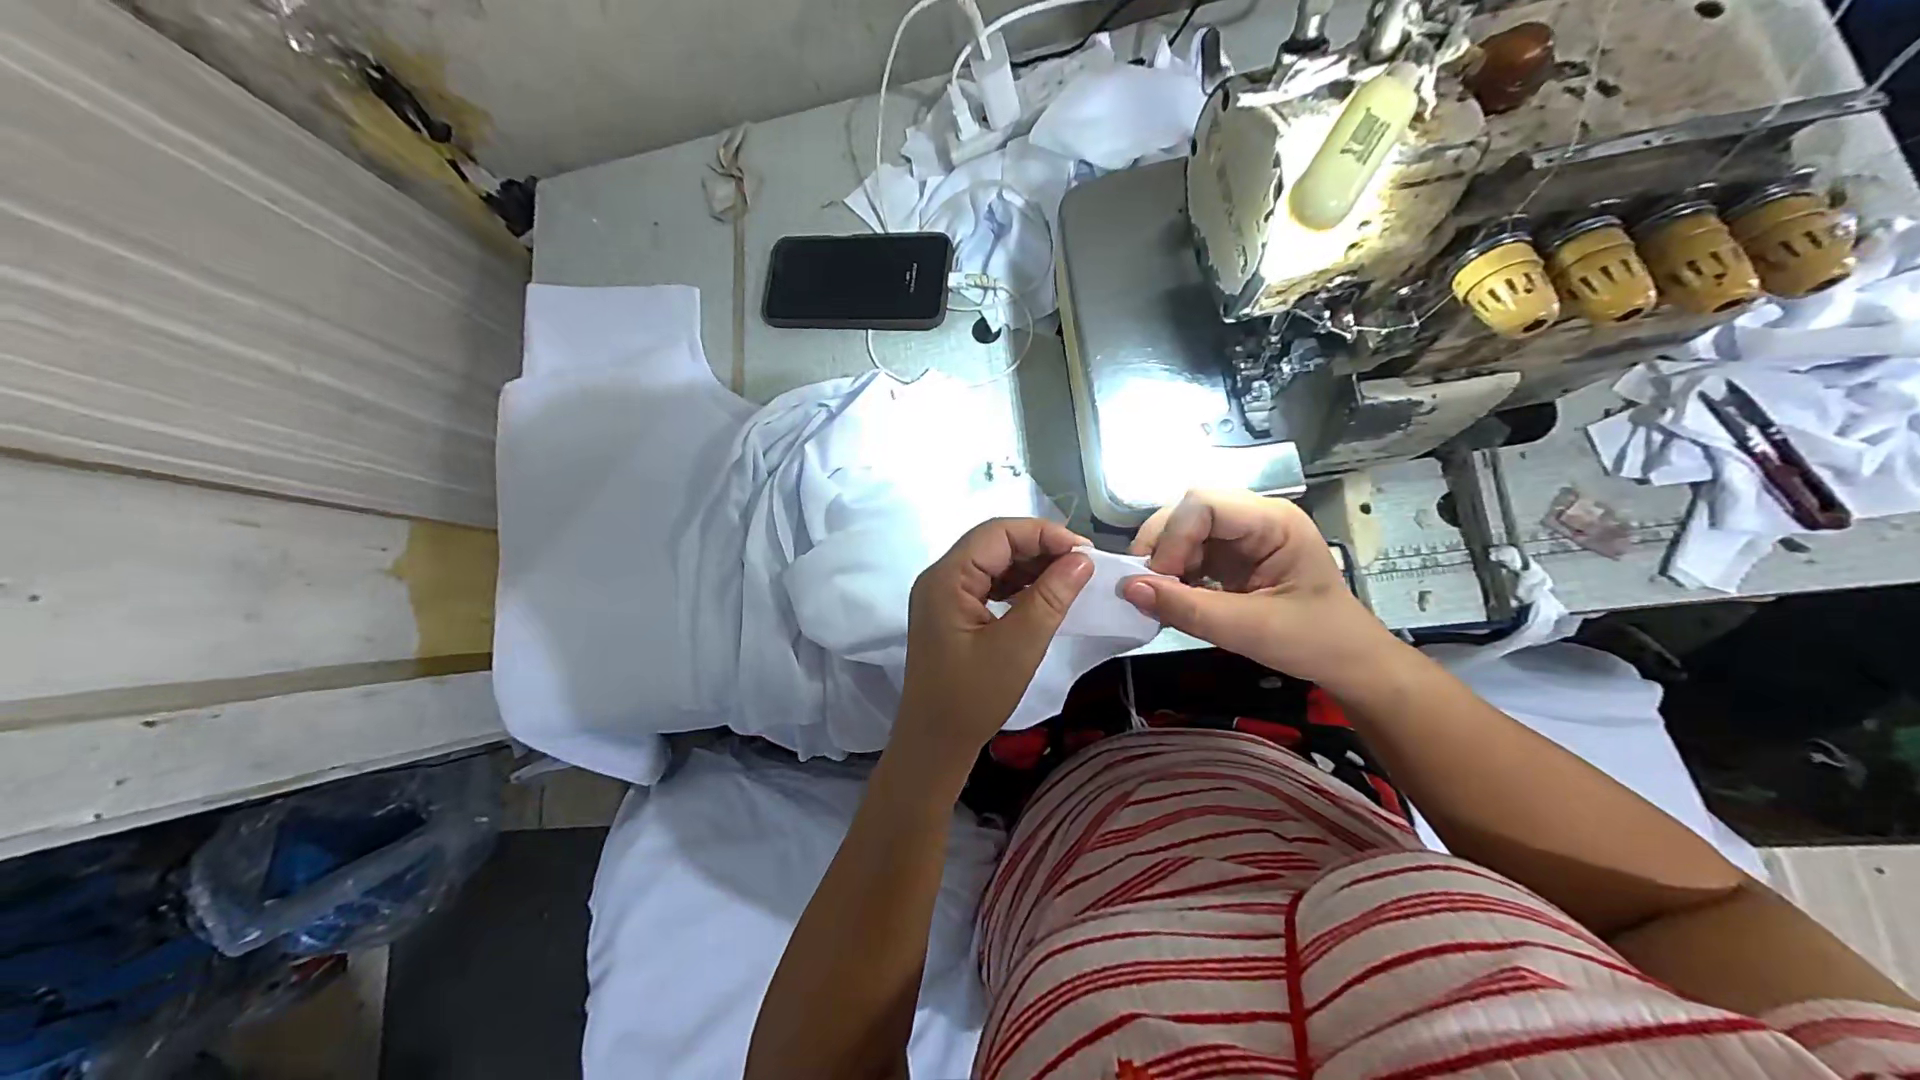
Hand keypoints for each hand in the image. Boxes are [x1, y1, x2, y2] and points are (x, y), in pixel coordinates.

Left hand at [895, 518, 1093, 771]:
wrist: (934, 744)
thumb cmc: (973, 698)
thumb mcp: (1018, 646)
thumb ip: (1050, 597)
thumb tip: (1082, 559)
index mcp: (946, 579)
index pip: (997, 533)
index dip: (1043, 534)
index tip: (1085, 552)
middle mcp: (940, 578)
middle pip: (994, 543)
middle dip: (1039, 547)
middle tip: (1083, 565)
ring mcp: (943, 596)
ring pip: (993, 563)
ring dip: (1031, 566)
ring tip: (1070, 578)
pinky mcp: (951, 613)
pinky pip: (988, 585)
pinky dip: (1018, 586)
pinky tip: (1044, 595)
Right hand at [1122, 489, 1400, 687]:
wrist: (1349, 663)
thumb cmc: (1314, 641)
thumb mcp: (1250, 630)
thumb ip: (1187, 609)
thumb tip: (1128, 590)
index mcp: (1273, 522)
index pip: (1203, 504)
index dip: (1173, 538)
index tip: (1160, 583)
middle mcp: (1254, 518)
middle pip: (1187, 511)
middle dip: (1162, 548)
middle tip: (1149, 589)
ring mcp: (1241, 536)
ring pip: (1182, 530)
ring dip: (1164, 563)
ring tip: (1161, 598)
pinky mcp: (1231, 556)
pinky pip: (1188, 552)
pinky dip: (1173, 575)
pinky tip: (1173, 599)